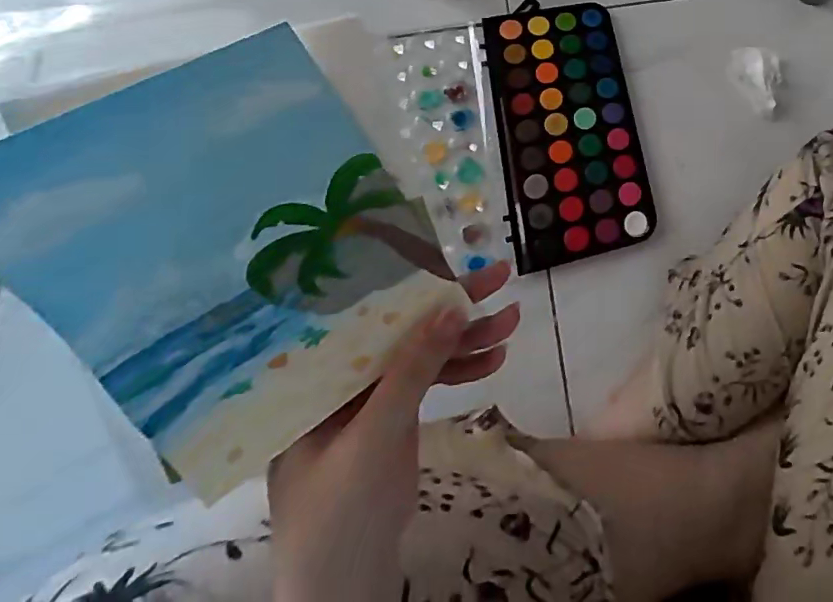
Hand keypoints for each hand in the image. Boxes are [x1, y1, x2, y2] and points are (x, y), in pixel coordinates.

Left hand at [267, 262, 519, 601]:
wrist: (346, 581)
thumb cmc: (338, 510)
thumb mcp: (374, 435)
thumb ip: (411, 371)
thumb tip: (450, 307)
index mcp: (319, 373)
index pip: (367, 314)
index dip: (413, 284)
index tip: (457, 262)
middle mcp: (344, 374)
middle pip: (404, 328)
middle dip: (454, 307)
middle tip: (501, 277)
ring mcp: (373, 395)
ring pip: (426, 352)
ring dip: (469, 338)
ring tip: (514, 320)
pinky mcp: (397, 414)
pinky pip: (434, 380)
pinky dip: (464, 369)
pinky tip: (496, 357)